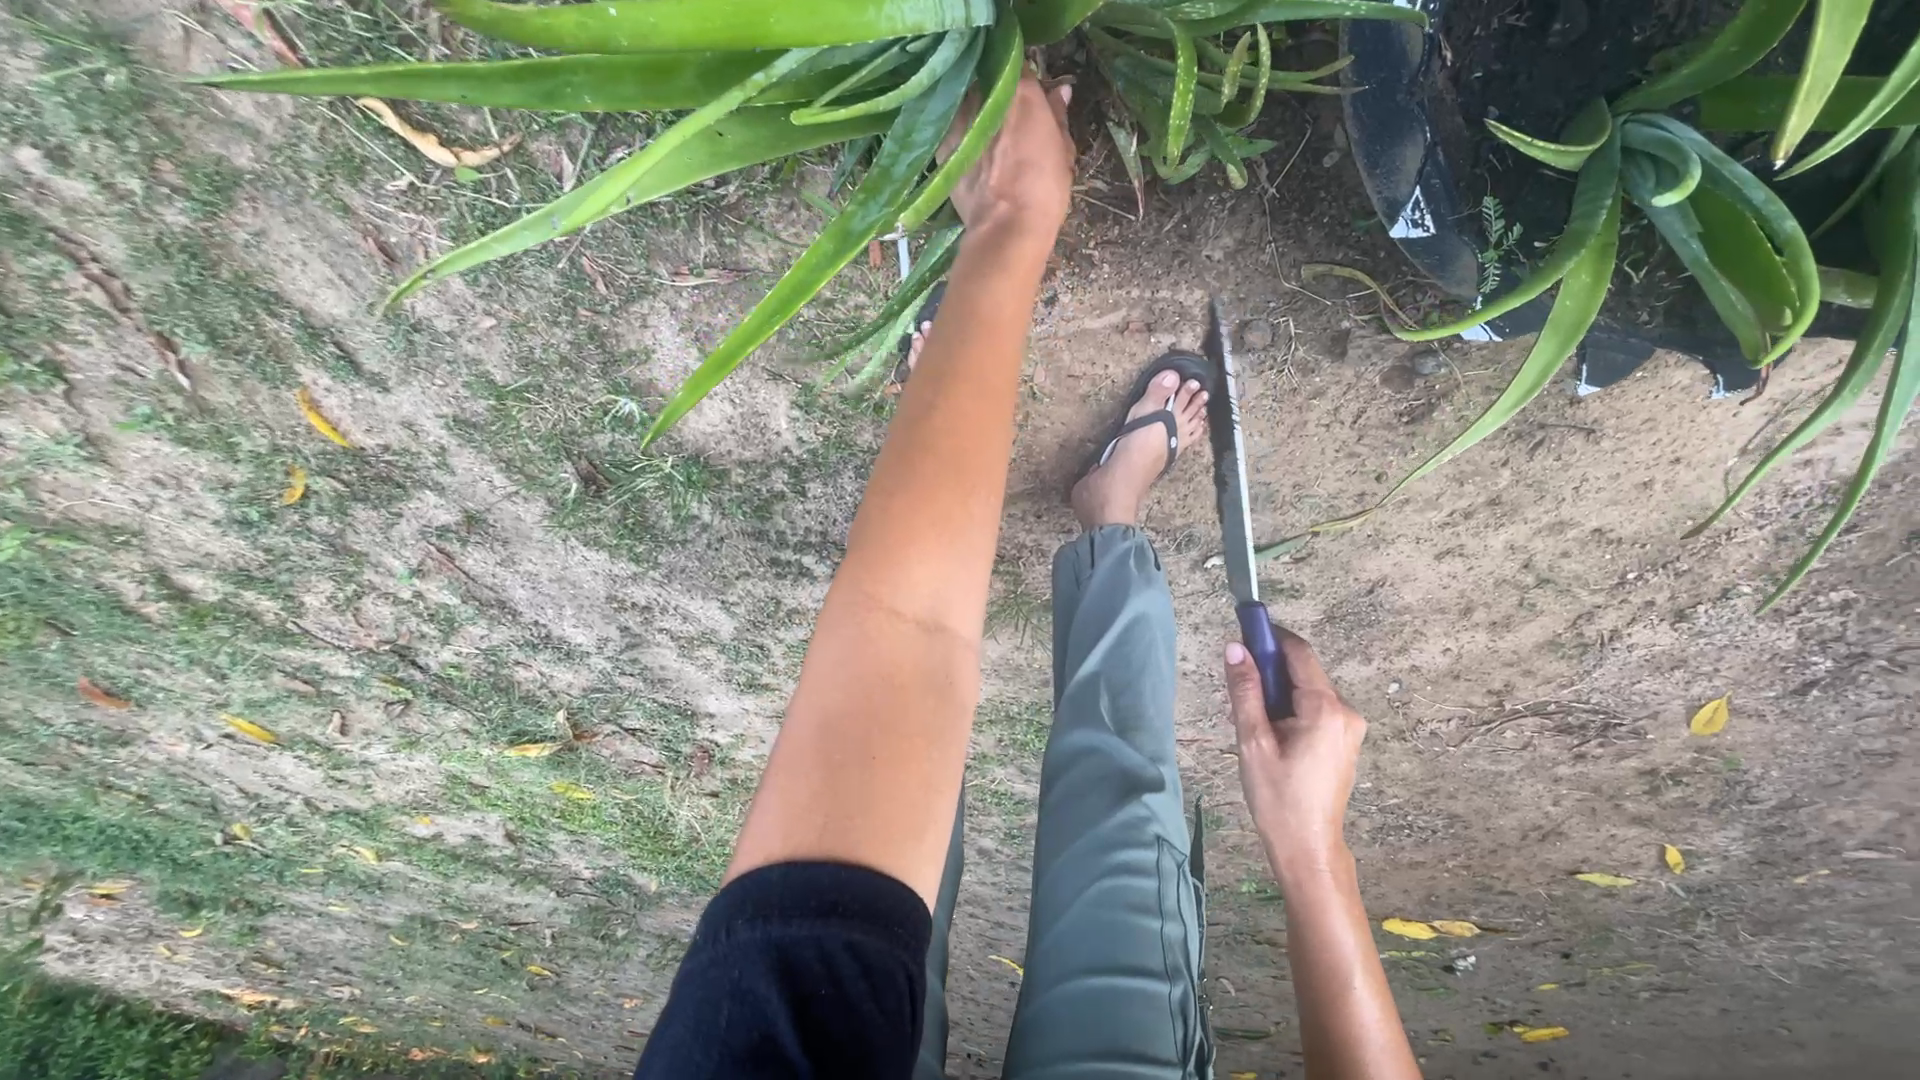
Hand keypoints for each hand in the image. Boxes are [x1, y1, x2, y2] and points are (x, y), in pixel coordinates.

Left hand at [940, 72, 1074, 236]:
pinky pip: (952, 133)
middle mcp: (985, 95)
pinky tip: (970, 157)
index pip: (1020, 67)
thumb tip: (1060, 92)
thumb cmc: (1044, 190)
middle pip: (989, 84)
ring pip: (967, 106)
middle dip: (996, 96)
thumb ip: (1058, 116)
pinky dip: (960, 139)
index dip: (1023, 80)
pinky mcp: (942, 146)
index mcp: (1021, 90)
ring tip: (986, 141)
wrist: (1007, 227)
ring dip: (976, 116)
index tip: (1028, 96)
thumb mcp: (1063, 151)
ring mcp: (959, 120)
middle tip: (1007, 122)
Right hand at [1224, 631, 1366, 884]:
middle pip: (1302, 671)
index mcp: (1325, 708)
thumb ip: (1245, 690)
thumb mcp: (1252, 741)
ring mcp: (1349, 727)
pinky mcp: (1345, 740)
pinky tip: (1271, 736)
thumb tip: (1235, 647)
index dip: (1269, 635)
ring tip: (1253, 726)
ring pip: (1306, 690)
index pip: (1298, 652)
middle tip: (1238, 695)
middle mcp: (1346, 711)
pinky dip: (1290, 710)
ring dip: (1277, 694)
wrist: (1307, 847)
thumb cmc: (1277, 798)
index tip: (1241, 629)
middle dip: (1269, 672)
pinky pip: (1314, 708)